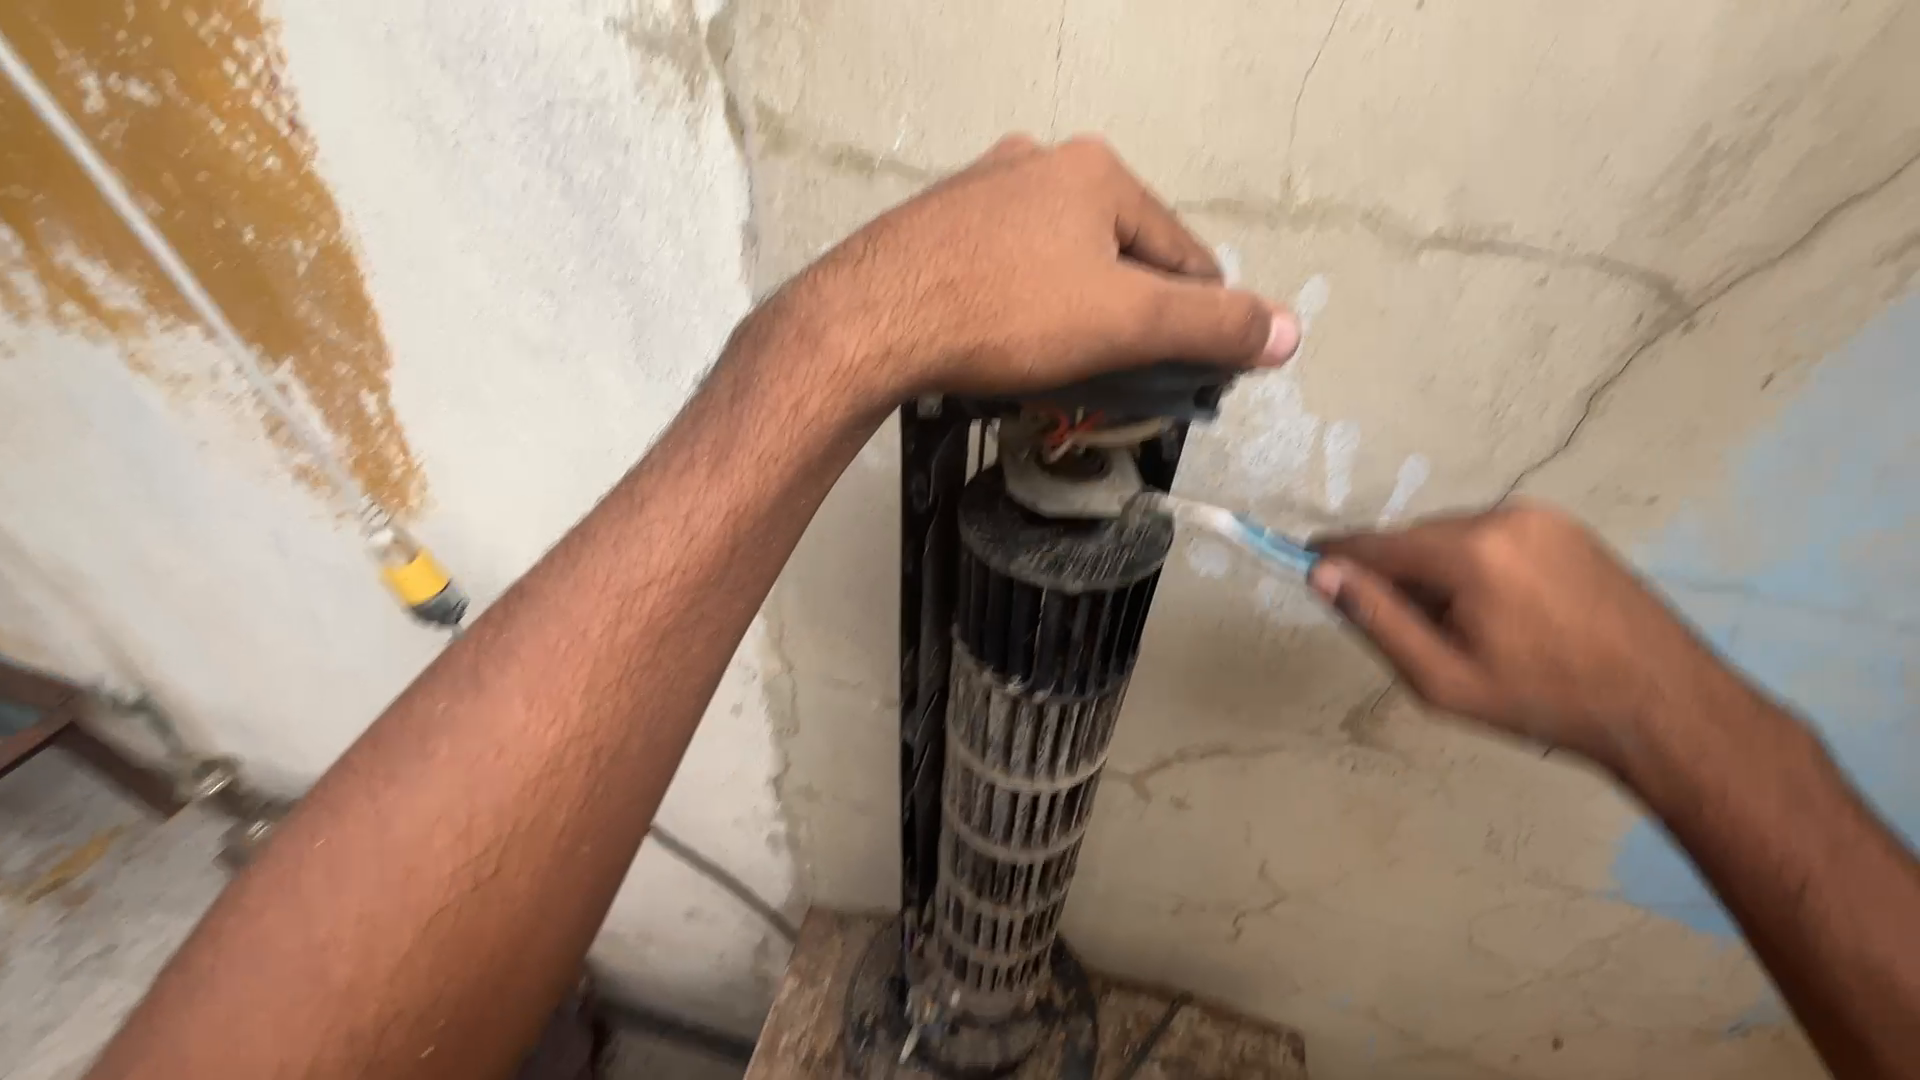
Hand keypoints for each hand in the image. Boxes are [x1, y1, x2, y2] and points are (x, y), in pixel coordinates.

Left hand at [753, 135, 1299, 402]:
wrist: (872, 320)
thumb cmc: (1008, 314)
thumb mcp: (1124, 322)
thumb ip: (1210, 326)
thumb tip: (1291, 333)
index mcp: (1097, 171)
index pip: (1180, 251)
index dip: (1198, 314)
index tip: (1196, 366)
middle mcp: (1039, 163)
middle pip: (1118, 253)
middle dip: (1131, 314)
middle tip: (1128, 374)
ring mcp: (981, 191)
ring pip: (1060, 260)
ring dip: (1079, 310)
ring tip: (1072, 366)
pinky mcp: (938, 227)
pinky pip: (1008, 268)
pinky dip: (1026, 304)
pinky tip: (1014, 339)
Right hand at [1310, 503, 1737, 766]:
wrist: (1670, 709)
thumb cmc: (1542, 702)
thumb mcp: (1441, 678)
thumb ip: (1375, 619)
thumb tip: (1320, 573)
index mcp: (1470, 552)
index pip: (1374, 543)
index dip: (1336, 558)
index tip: (1309, 570)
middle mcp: (1503, 516)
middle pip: (1413, 540)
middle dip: (1397, 576)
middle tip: (1412, 632)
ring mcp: (1541, 516)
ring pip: (1450, 537)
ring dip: (1436, 572)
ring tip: (1466, 627)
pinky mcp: (1566, 526)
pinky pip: (1489, 537)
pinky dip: (1474, 565)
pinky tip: (1502, 610)